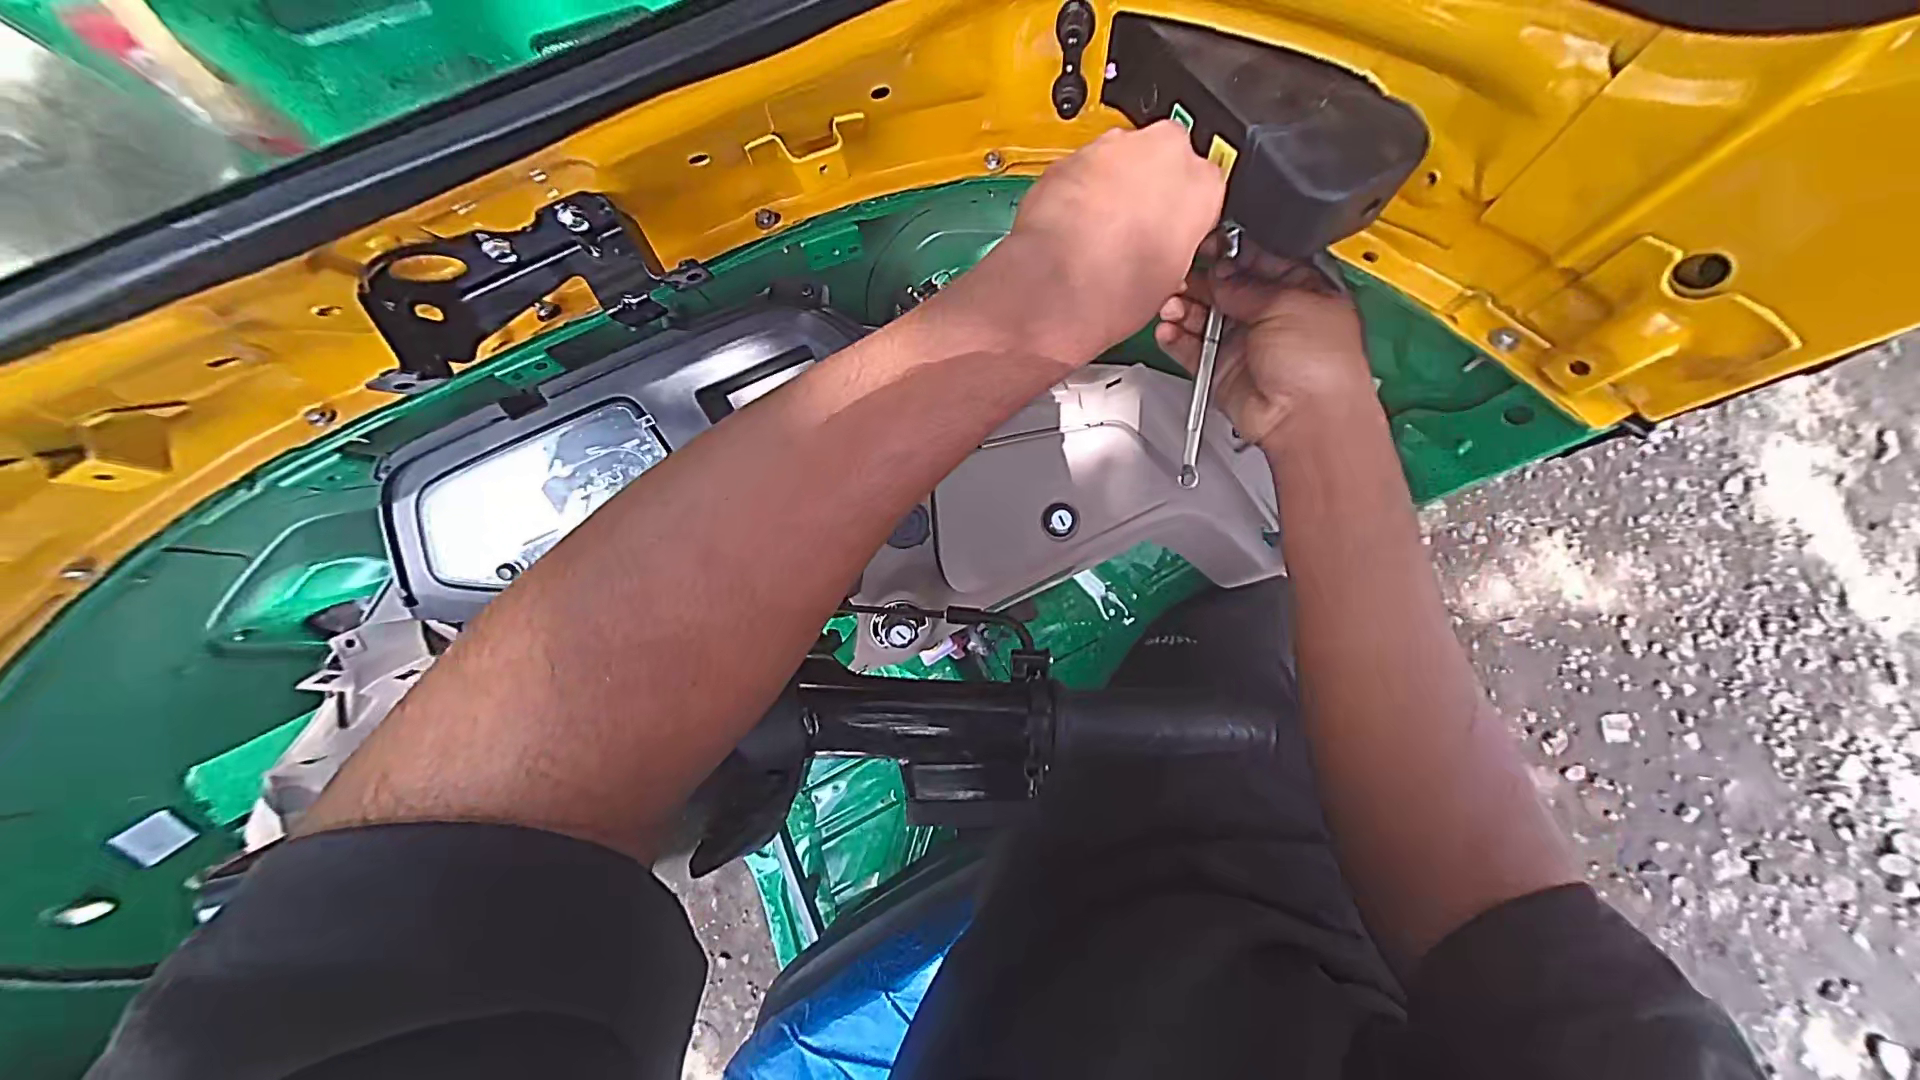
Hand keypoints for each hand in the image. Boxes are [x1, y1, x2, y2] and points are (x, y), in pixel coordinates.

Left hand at [975, 122, 1224, 364]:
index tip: (1169, 232)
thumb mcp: (1170, 279)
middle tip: (1130, 232)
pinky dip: (1076, 193)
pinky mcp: (1069, 157)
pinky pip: (1080, 171)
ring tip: (1097, 236)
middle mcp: (1163, 151)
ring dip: (1110, 189)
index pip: (1203, 188)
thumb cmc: (1112, 292)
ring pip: (1119, 160)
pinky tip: (1071, 229)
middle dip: (1147, 191)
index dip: (1182, 215)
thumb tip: (1164, 251)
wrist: (1055, 292)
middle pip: (1161, 162)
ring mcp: (1113, 148)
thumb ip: (1177, 245)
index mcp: (1203, 184)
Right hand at [1154, 244, 1375, 450]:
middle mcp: (1268, 314)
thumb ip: (1248, 286)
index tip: (1207, 244)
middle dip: (1200, 279)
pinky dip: (1176, 338)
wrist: (1304, 416)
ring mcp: (1242, 343)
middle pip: (1224, 288)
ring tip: (1171, 304)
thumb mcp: (1288, 303)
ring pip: (1202, 317)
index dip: (1231, 251)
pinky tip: (1169, 328)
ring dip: (1183, 307)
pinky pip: (1189, 348)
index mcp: (1298, 288)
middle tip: (1181, 274)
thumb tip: (1221, 272)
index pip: (1257, 259)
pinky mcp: (1218, 369)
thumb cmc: (1321, 363)